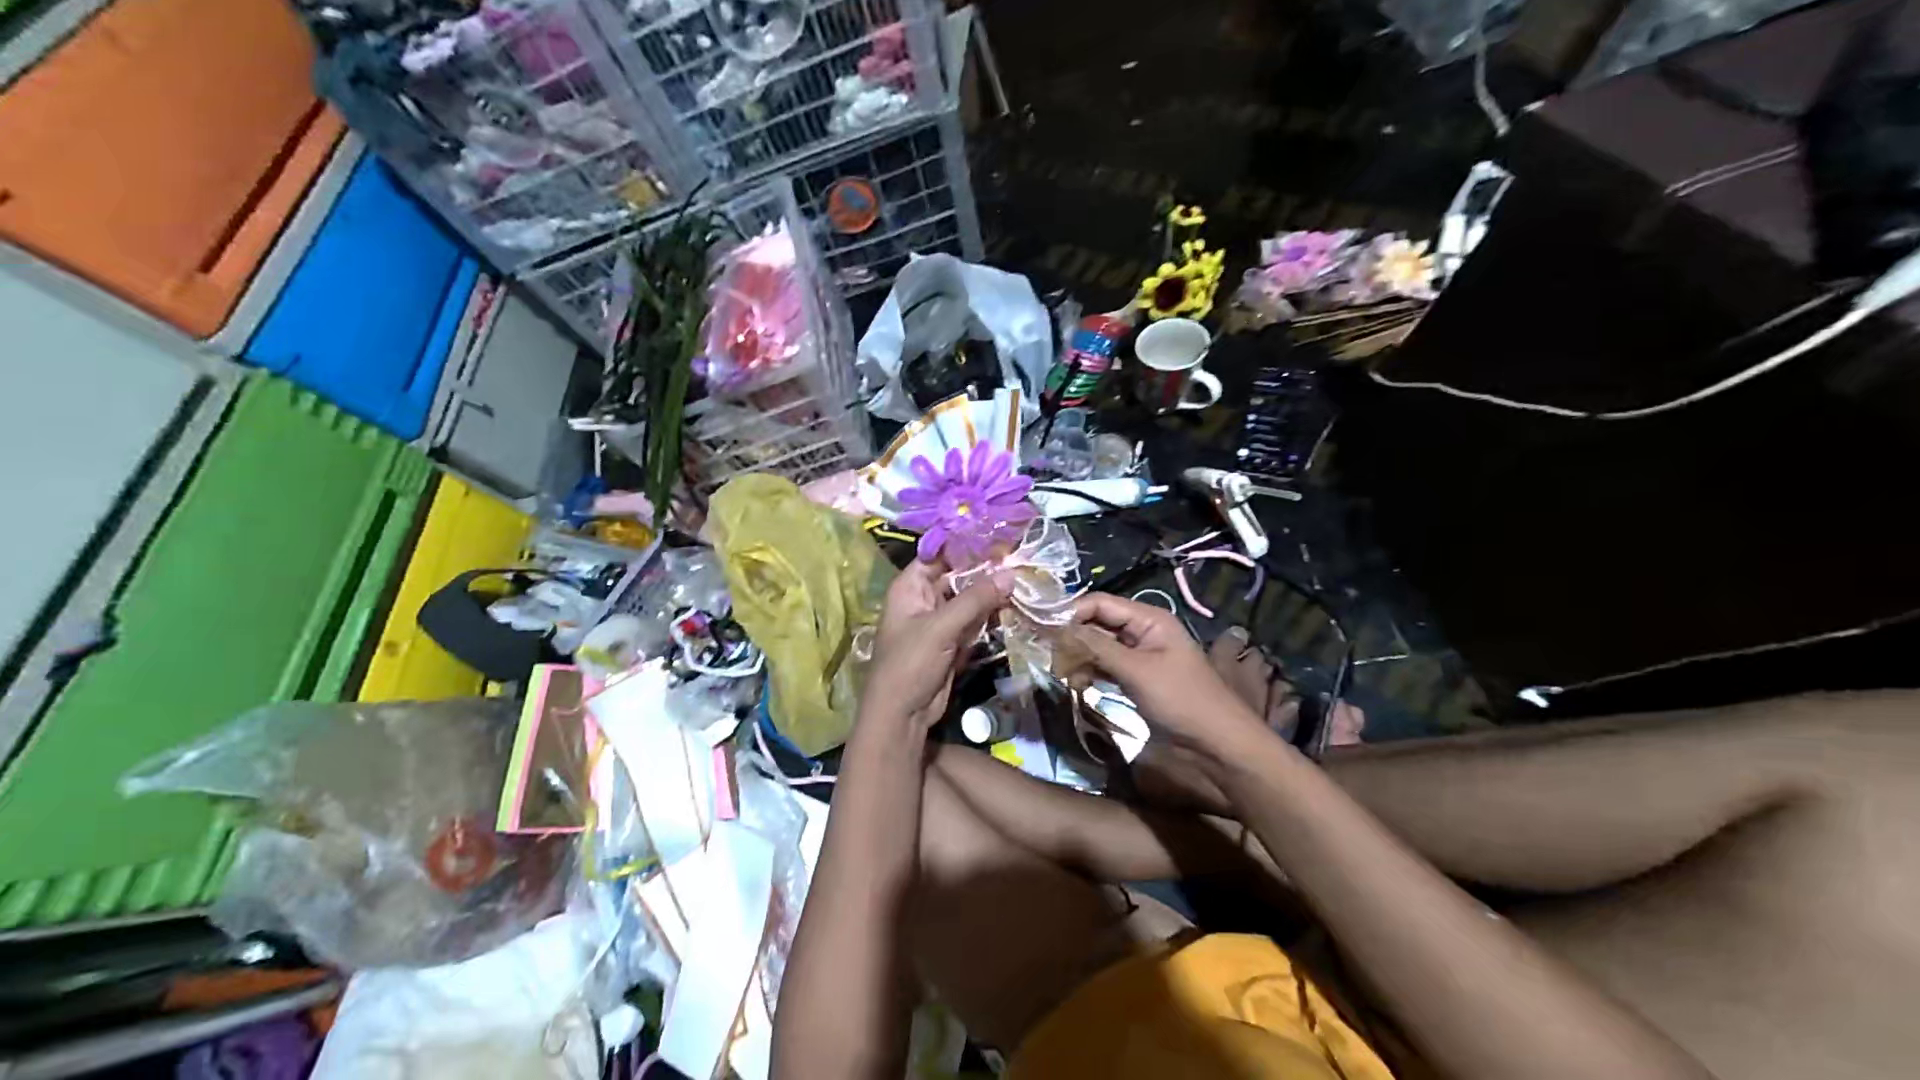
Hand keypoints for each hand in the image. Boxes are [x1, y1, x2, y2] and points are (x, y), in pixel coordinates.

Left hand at [863, 560, 1009, 730]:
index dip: (966, 543)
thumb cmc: (910, 663)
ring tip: (1023, 577)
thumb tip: (1010, 574)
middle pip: (958, 574)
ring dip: (992, 591)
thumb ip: (976, 599)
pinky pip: (975, 619)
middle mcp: (924, 598)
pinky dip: (991, 613)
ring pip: (970, 597)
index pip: (940, 553)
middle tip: (1019, 556)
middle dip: (986, 568)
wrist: (902, 714)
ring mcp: (939, 620)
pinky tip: (1014, 603)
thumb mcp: (941, 627)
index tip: (998, 533)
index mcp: (910, 586)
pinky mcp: (953, 640)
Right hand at [1064, 593, 1268, 758]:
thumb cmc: (1180, 700)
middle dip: (1073, 638)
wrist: (1217, 745)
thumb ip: (1097, 647)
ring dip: (1079, 658)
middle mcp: (1141, 631)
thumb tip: (1058, 628)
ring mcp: (1139, 656)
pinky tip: (1077, 685)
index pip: (1099, 603)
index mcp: (1148, 619)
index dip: (1071, 613)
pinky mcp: (1136, 678)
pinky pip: (1105, 667)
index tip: (1042, 631)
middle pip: (1097, 623)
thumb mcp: (1137, 670)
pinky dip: (1090, 673)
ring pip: (1098, 647)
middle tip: (1049, 658)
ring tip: (1063, 676)